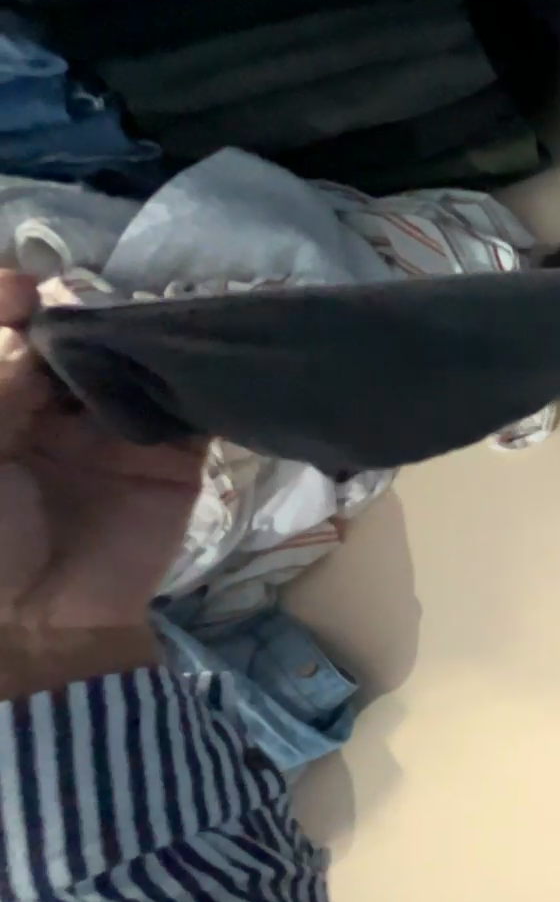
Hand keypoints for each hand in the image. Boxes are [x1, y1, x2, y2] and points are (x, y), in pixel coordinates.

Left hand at [0, 271, 204, 699]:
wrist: (32, 618)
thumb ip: (1, 379)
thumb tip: (42, 305)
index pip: (1, 344)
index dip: (7, 306)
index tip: (24, 284)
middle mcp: (39, 413)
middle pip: (66, 348)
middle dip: (76, 319)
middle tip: (82, 300)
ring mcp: (111, 434)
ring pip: (130, 372)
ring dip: (141, 346)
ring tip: (148, 323)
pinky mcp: (172, 457)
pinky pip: (189, 413)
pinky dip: (198, 386)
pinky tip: (198, 362)